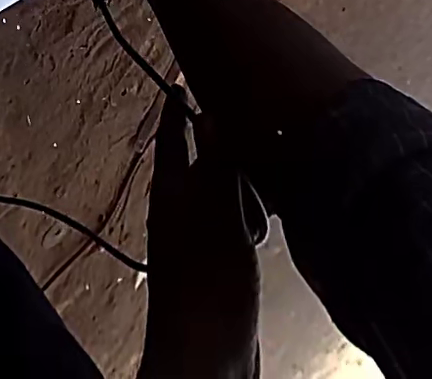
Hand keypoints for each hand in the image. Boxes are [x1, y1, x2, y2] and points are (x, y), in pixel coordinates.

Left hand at [139, 92, 259, 378]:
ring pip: (217, 194)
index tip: (178, 81)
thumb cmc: (208, 281)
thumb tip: (208, 113)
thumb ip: (216, 163)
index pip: (172, 136)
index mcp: (172, 190)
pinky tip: (259, 230)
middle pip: (197, 162)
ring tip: (259, 192)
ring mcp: (194, 238)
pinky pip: (228, 224)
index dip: (175, 108)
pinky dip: (244, 218)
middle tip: (241, 130)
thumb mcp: (218, 213)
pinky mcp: (212, 264)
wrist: (205, 358)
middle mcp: (178, 209)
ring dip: (238, 188)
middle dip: (219, 147)